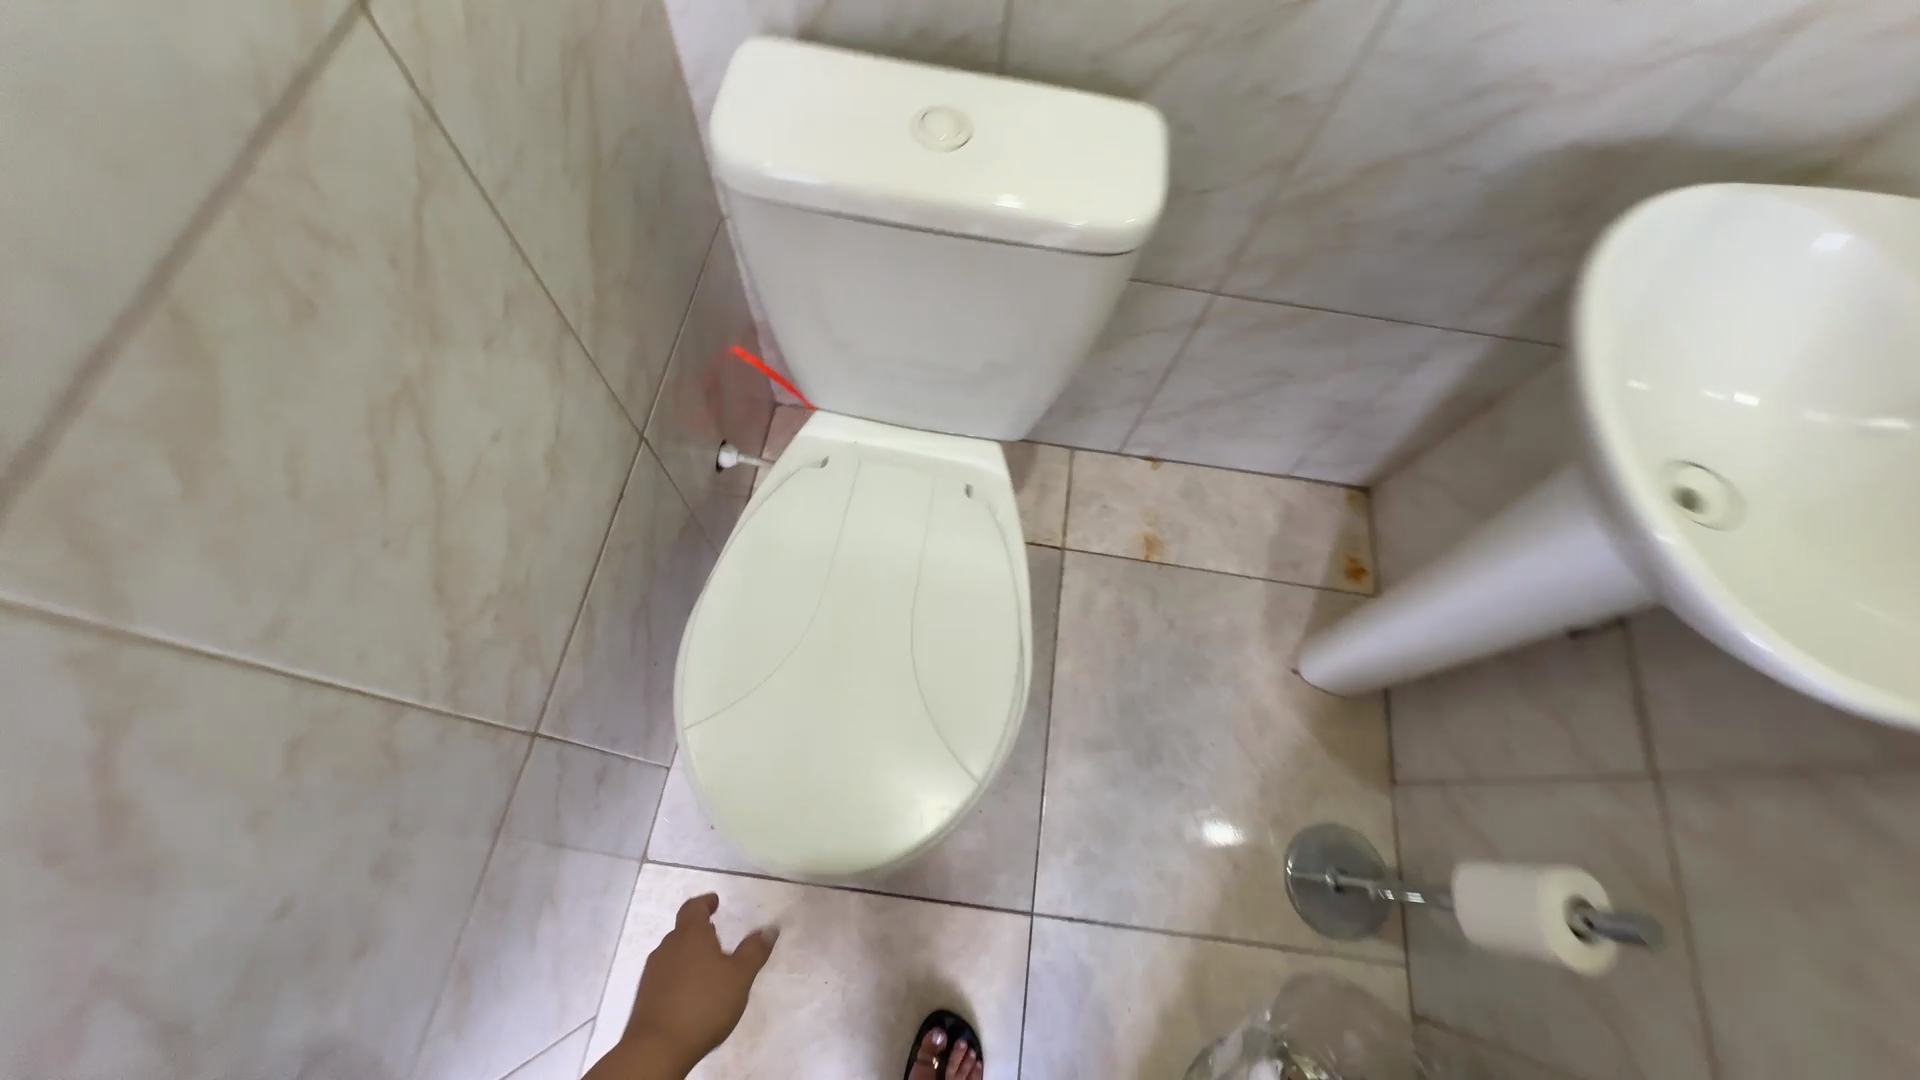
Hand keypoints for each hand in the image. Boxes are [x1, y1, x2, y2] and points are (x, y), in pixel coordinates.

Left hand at [602, 893, 777, 1078]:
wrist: (657, 1049)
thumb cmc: (704, 1004)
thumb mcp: (740, 976)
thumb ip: (755, 950)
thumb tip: (770, 927)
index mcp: (690, 935)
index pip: (693, 908)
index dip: (705, 902)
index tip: (715, 901)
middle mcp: (667, 948)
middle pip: (683, 931)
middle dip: (700, 932)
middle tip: (717, 937)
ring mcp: (652, 973)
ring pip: (674, 954)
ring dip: (690, 955)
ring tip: (708, 968)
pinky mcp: (645, 998)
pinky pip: (666, 976)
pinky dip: (680, 976)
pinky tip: (692, 995)